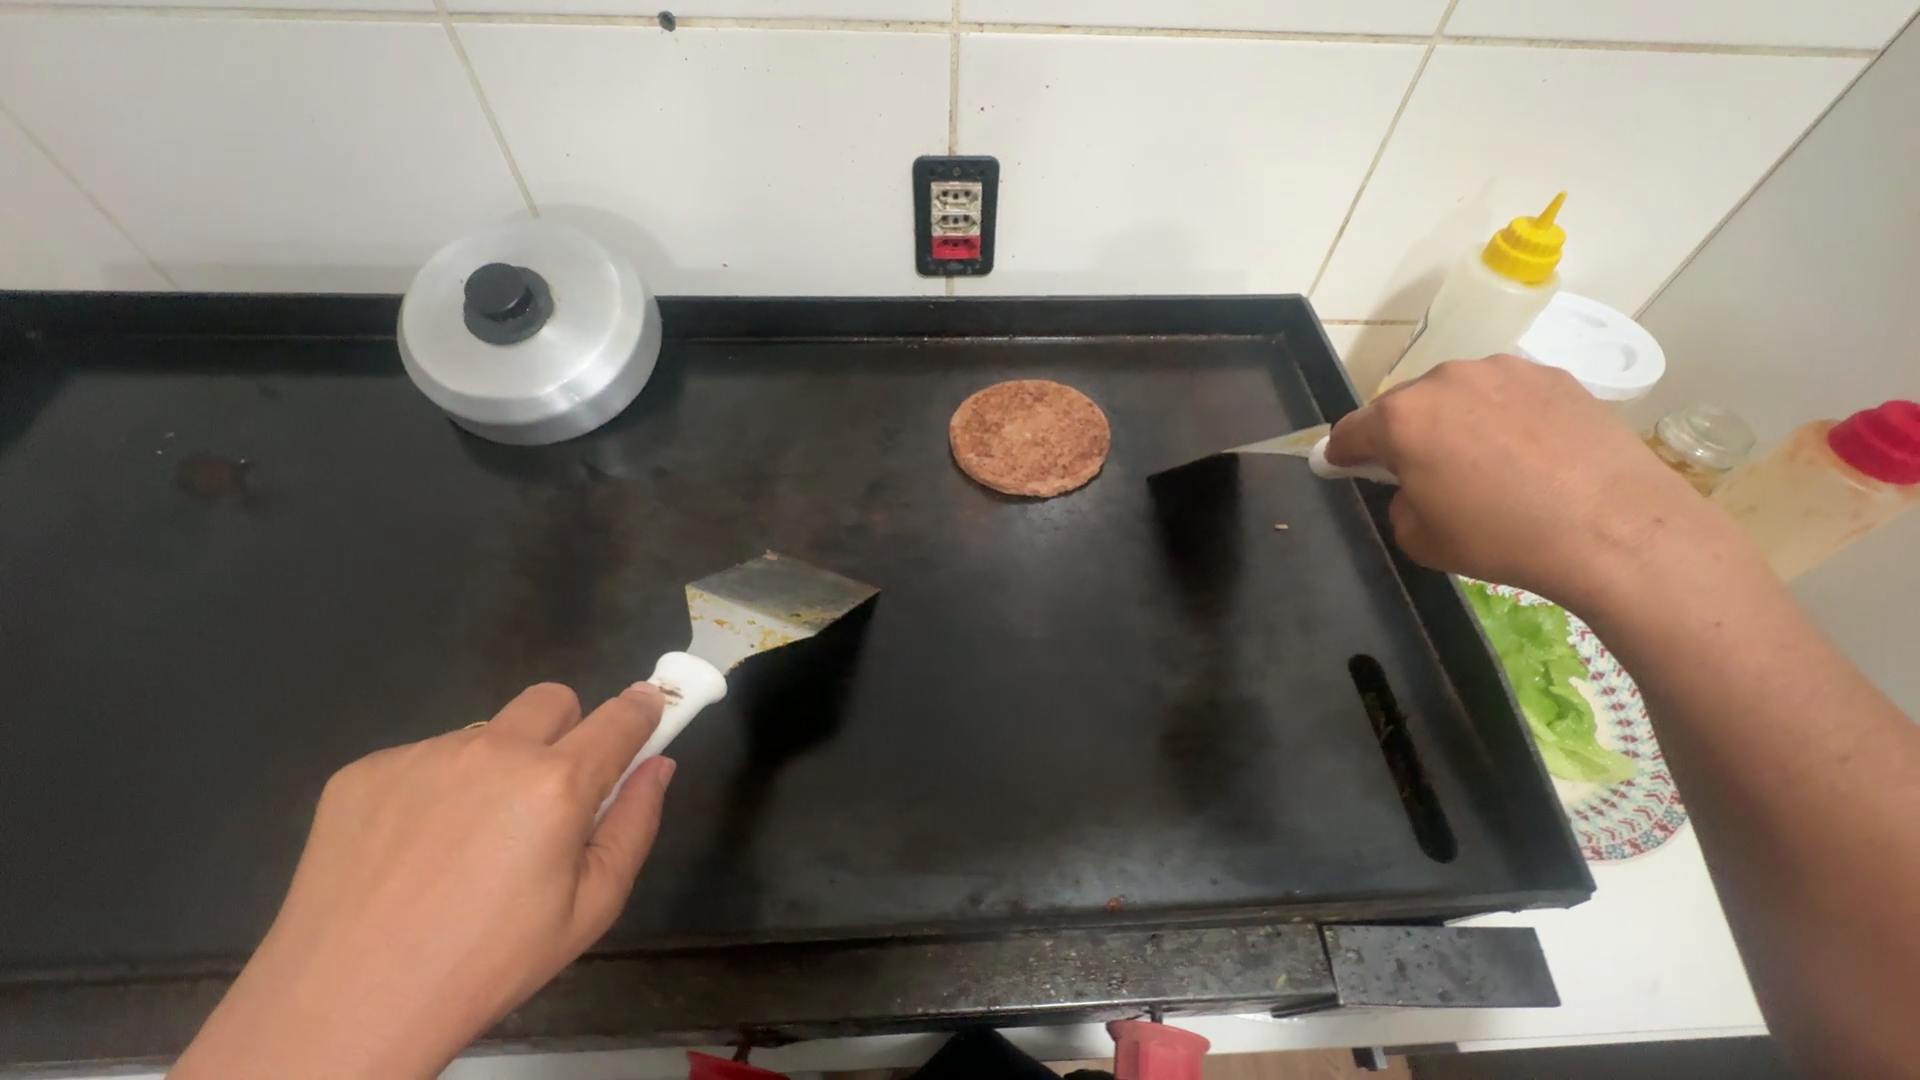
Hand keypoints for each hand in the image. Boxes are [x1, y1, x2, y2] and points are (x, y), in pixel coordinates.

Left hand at [170, 682, 674, 1079]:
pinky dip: (436, 788)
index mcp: (556, 784)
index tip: (649, 712)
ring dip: (497, 765)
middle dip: (567, 732)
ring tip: (465, 843)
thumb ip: (635, 824)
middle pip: (553, 700)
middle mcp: (492, 751)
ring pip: (486, 732)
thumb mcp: (590, 909)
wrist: (340, 1011)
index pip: (621, 716)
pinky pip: (425, 758)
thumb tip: (656, 764)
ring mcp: (422, 756)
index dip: (643, 709)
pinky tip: (413, 851)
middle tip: (549, 796)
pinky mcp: (364, 772)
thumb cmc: (487, 965)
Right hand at [1323, 354, 1739, 605]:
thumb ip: (1400, 500)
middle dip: (1402, 435)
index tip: (1344, 467)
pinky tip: (1527, 454)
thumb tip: (1416, 484)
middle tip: (1422, 472)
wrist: (1615, 528)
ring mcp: (1504, 371)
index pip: (1350, 430)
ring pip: (1456, 395)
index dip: (1342, 453)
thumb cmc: (1500, 538)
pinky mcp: (1554, 376)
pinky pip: (1505, 395)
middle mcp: (1445, 380)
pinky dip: (1502, 417)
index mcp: (1400, 419)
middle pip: (1403, 407)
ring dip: (1453, 421)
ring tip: (1484, 463)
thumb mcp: (1419, 538)